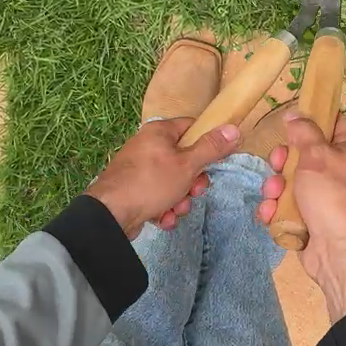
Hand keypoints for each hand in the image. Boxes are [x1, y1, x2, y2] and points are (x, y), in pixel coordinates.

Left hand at [86, 118, 240, 237]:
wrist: (111, 214)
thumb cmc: (151, 182)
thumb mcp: (187, 165)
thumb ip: (211, 148)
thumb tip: (234, 128)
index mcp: (159, 132)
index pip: (191, 127)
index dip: (207, 142)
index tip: (217, 159)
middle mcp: (148, 146)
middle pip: (184, 159)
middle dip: (193, 181)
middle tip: (194, 191)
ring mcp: (140, 170)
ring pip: (173, 182)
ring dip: (180, 199)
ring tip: (175, 209)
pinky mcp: (135, 191)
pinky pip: (158, 196)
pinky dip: (164, 208)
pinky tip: (163, 219)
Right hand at [256, 112, 345, 322]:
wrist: (340, 252)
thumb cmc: (333, 196)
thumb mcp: (317, 155)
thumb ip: (304, 131)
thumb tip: (295, 113)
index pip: (335, 123)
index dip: (315, 117)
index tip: (292, 117)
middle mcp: (337, 173)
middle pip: (303, 154)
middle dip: (282, 159)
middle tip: (276, 163)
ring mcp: (323, 198)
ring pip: (290, 182)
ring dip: (275, 187)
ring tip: (274, 196)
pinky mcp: (308, 220)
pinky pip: (286, 207)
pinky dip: (276, 209)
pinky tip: (270, 213)